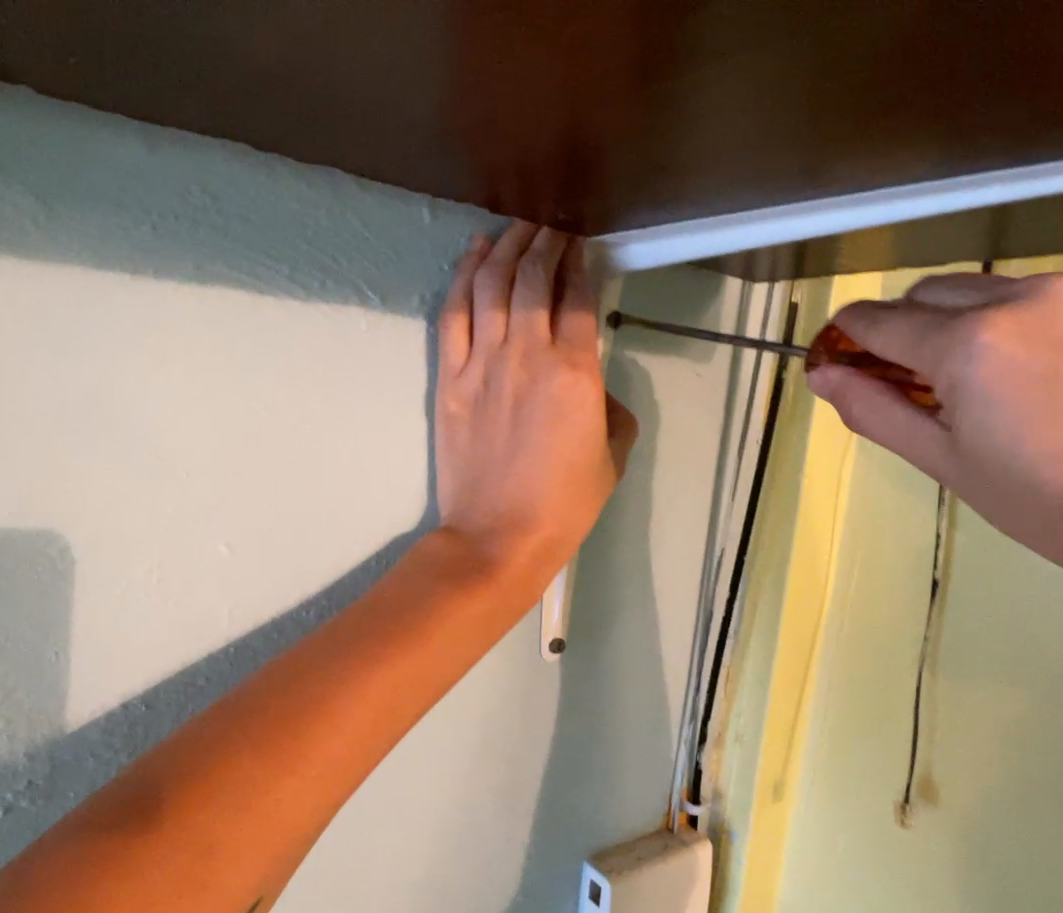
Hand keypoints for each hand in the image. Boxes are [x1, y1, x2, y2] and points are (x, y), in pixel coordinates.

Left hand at [433, 222, 637, 586]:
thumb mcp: (612, 458)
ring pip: (492, 284)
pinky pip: (454, 314)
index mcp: (576, 371)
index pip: (577, 296)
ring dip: (505, 247)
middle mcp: (528, 353)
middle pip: (533, 278)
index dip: (579, 261)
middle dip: (544, 242)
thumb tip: (596, 390)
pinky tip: (474, 254)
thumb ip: (612, 411)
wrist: (498, 536)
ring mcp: (483, 363)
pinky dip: (463, 277)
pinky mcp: (450, 378)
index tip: (581, 245)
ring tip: (516, 228)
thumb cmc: (564, 505)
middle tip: (551, 227)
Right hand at [810, 268, 1062, 569]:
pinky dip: (1029, 320)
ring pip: (992, 289)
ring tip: (996, 384)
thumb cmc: (1045, 503)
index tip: (838, 358)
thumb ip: (874, 409)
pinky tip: (1052, 372)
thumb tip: (822, 373)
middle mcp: (1026, 294)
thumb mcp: (944, 461)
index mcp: (971, 343)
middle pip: (932, 293)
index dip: (848, 338)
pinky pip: (1050, 291)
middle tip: (919, 386)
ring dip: (970, 323)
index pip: (880, 320)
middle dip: (909, 330)